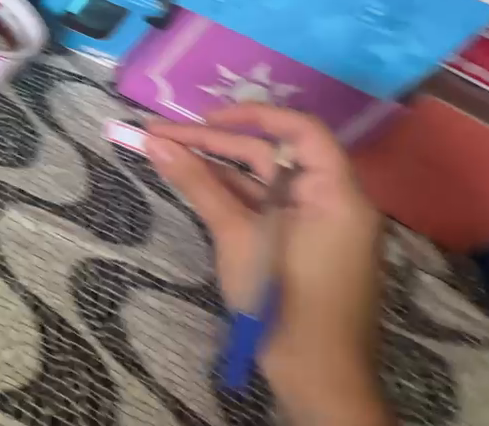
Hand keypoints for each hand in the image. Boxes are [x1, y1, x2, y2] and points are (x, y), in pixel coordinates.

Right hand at [145, 106, 391, 425]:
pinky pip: (259, 201)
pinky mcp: (297, 242)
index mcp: (335, 196)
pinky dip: (223, 188)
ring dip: (210, 163)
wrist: (316, 372)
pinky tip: (186, 180)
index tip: (202, 119)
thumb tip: (152, 141)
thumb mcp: (236, 235)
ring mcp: (313, 223)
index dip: (252, 115)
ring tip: (159, 152)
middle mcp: (330, 202)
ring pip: (259, 177)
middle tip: (155, 134)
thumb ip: (197, 183)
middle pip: (268, 153)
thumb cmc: (286, 297)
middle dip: (211, 140)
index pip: (301, 131)